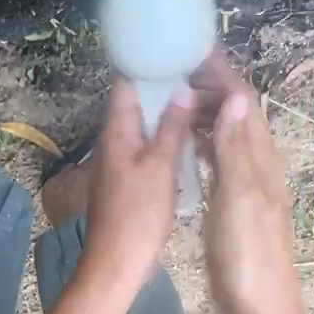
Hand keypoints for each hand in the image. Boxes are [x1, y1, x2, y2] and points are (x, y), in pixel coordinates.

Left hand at [80, 77, 195, 288]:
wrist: (117, 261)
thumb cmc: (139, 213)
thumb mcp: (161, 166)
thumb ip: (171, 127)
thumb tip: (182, 89)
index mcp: (116, 131)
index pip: (127, 82)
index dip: (149, 64)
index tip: (178, 53)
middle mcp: (112, 139)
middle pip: (136, 103)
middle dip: (164, 88)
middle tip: (200, 78)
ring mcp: (117, 159)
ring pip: (142, 126)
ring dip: (166, 114)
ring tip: (200, 103)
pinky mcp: (125, 177)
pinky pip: (145, 146)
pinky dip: (163, 138)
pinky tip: (186, 140)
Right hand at [193, 52, 303, 313]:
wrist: (260, 311)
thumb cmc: (248, 258)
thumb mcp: (240, 200)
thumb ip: (237, 150)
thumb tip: (240, 97)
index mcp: (262, 161)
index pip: (246, 103)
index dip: (224, 74)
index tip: (194, 50)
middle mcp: (259, 167)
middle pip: (239, 115)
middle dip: (213, 87)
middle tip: (174, 70)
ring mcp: (248, 187)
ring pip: (229, 137)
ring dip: (207, 113)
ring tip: (175, 97)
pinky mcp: (236, 205)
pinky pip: (221, 161)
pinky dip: (204, 143)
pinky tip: (186, 144)